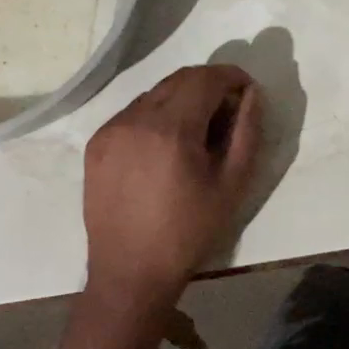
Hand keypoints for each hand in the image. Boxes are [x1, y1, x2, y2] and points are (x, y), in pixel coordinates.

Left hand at [83, 65, 263, 306]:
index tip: (247, 90)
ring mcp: (110, 130)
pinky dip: (156, 116)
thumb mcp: (232, 184)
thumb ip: (246, 132)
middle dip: (208, 85)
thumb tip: (251, 95)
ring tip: (197, 131)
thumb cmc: (189, 232)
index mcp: (171, 128)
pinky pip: (132, 114)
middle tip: (228, 110)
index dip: (231, 77)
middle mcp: (135, 119)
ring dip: (181, 99)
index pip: (205, 78)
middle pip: (179, 79)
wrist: (131, 271)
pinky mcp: (96, 145)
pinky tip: (166, 147)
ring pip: (154, 94)